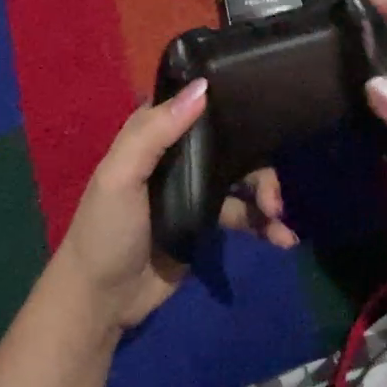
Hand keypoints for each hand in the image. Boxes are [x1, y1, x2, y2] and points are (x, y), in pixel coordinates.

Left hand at [52, 79, 298, 330]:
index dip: (226, 101)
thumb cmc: (106, 229)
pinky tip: (284, 240)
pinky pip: (244, 216)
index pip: (194, 105)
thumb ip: (156, 131)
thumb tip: (203, 87)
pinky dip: (267, 226)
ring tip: (278, 220)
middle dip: (259, 166)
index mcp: (152, 137)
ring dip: (267, 196)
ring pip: (243, 181)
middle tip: (272, 197)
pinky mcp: (207, 225)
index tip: (264, 101)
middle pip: (231, 145)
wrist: (103, 299)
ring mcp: (195, 192)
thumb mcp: (121, 176)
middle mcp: (177, 158)